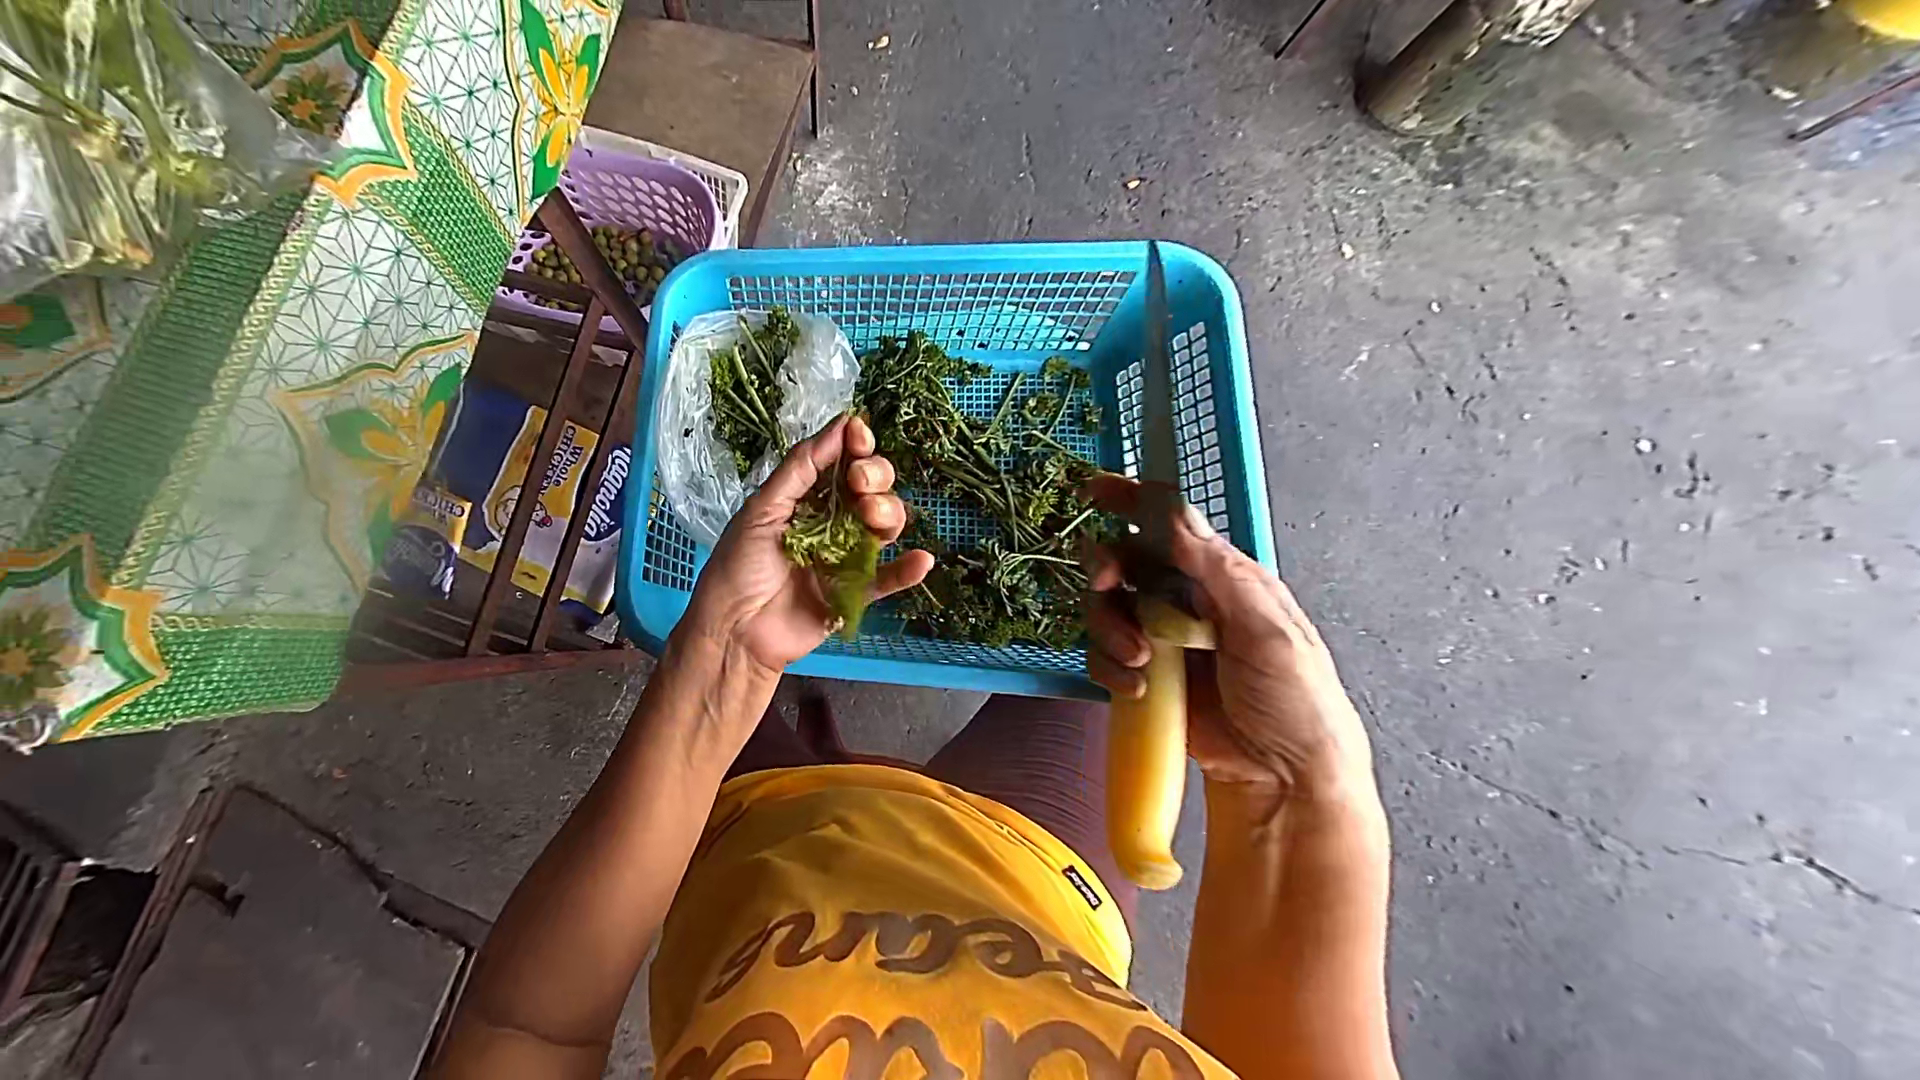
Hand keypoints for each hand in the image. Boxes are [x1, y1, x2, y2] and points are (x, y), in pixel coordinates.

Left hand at [676, 415, 934, 675]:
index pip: (843, 463)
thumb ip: (801, 468)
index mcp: (808, 498)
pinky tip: (921, 560)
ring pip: (886, 525)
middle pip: (873, 489)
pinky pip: (890, 577)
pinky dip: (909, 569)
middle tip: (859, 483)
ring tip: (871, 516)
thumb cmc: (739, 567)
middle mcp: (834, 521)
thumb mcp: (763, 509)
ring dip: (889, 512)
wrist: (736, 632)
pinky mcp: (858, 591)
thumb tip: (839, 425)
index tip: (860, 436)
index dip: (856, 446)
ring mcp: (848, 555)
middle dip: (875, 477)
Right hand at [1082, 474, 1374, 804]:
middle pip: (1124, 562)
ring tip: (1138, 661)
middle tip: (1108, 583)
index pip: (1169, 524)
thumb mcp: (1268, 629)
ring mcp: (1159, 639)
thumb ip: (1218, 570)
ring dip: (1109, 628)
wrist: (1284, 779)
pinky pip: (1103, 656)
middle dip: (1107, 568)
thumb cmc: (1296, 701)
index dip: (1131, 501)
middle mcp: (1185, 599)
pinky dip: (1109, 669)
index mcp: (1221, 576)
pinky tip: (1138, 691)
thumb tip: (1177, 512)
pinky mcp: (1141, 675)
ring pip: (1105, 609)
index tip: (1093, 490)